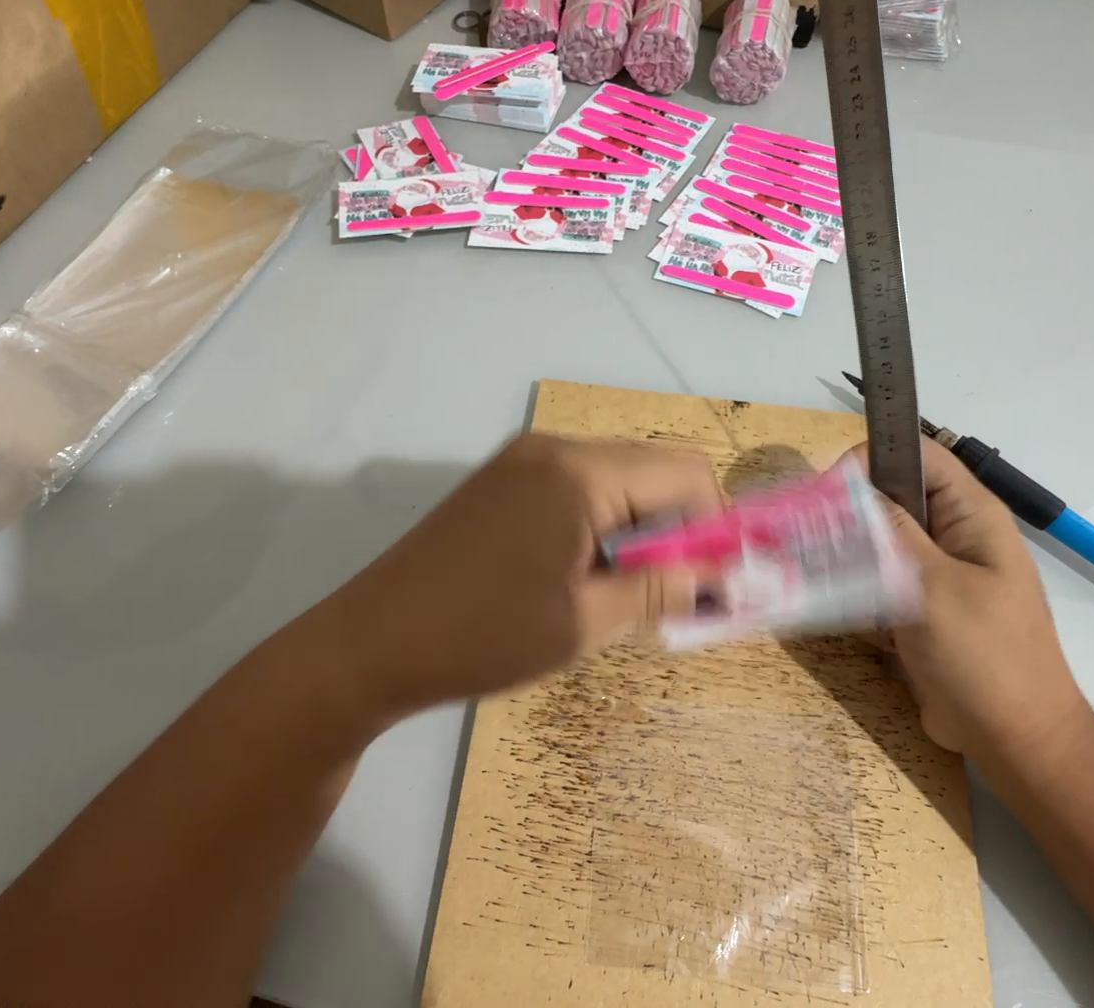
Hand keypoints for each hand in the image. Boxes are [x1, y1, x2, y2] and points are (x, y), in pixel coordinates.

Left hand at [323, 435, 720, 718]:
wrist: (368, 645)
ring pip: (614, 481)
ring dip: (639, 531)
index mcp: (579, 472)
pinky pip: (575, 490)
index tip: (723, 581)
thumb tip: (725, 579)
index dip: (719, 525)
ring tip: (629, 595)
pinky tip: (584, 576)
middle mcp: (553, 449)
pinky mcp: (499, 484)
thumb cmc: (482, 637)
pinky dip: (600, 527)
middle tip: (681, 596)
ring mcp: (520, 462)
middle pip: (651, 470)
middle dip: (680, 529)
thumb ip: (663, 591)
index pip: (686, 472)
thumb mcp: (585, 623)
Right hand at [859, 440, 1093, 763]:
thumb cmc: (984, 657)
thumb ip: (890, 532)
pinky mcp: (919, 609)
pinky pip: (878, 584)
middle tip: (811, 541)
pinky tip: (859, 624)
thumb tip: (852, 486)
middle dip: (849, 518)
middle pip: (889, 500)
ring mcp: (935, 574)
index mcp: (971, 516)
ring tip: (834, 588)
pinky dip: (861, 598)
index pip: (917, 456)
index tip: (828, 492)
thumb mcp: (933, 587)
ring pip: (877, 545)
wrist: (1014, 739)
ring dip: (851, 563)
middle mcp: (952, 536)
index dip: (871, 460)